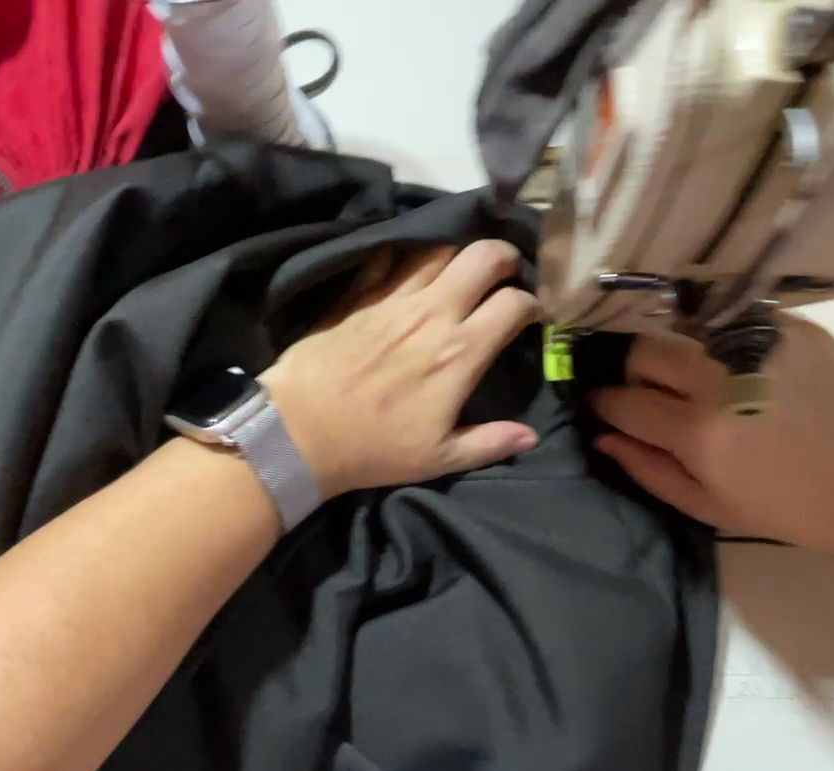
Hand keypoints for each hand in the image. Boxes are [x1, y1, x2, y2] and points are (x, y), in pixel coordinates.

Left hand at [260, 241, 542, 496]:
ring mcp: (391, 299)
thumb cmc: (373, 450)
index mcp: (459, 353)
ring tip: (460, 270)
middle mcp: (432, 313)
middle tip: (505, 273)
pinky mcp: (357, 296)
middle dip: (503, 256)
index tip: (532, 314)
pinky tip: (409, 266)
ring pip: (437, 249)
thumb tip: (531, 436)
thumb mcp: (438, 459)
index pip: (513, 303)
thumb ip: (489, 443)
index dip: (532, 303)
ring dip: (457, 253)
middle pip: (481, 256)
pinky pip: (388, 257)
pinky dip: (405, 254)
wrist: (300, 432)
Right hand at [589, 317, 833, 562]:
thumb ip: (647, 469)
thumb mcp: (706, 505)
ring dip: (676, 354)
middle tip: (647, 390)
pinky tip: (742, 370)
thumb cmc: (783, 507)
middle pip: (644, 349)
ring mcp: (759, 345)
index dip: (603, 402)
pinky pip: (733, 323)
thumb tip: (603, 437)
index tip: (599, 403)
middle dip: (632, 370)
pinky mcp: (793, 327)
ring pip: (685, 329)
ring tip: (695, 379)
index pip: (624, 400)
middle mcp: (723, 378)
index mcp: (699, 432)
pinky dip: (722, 345)